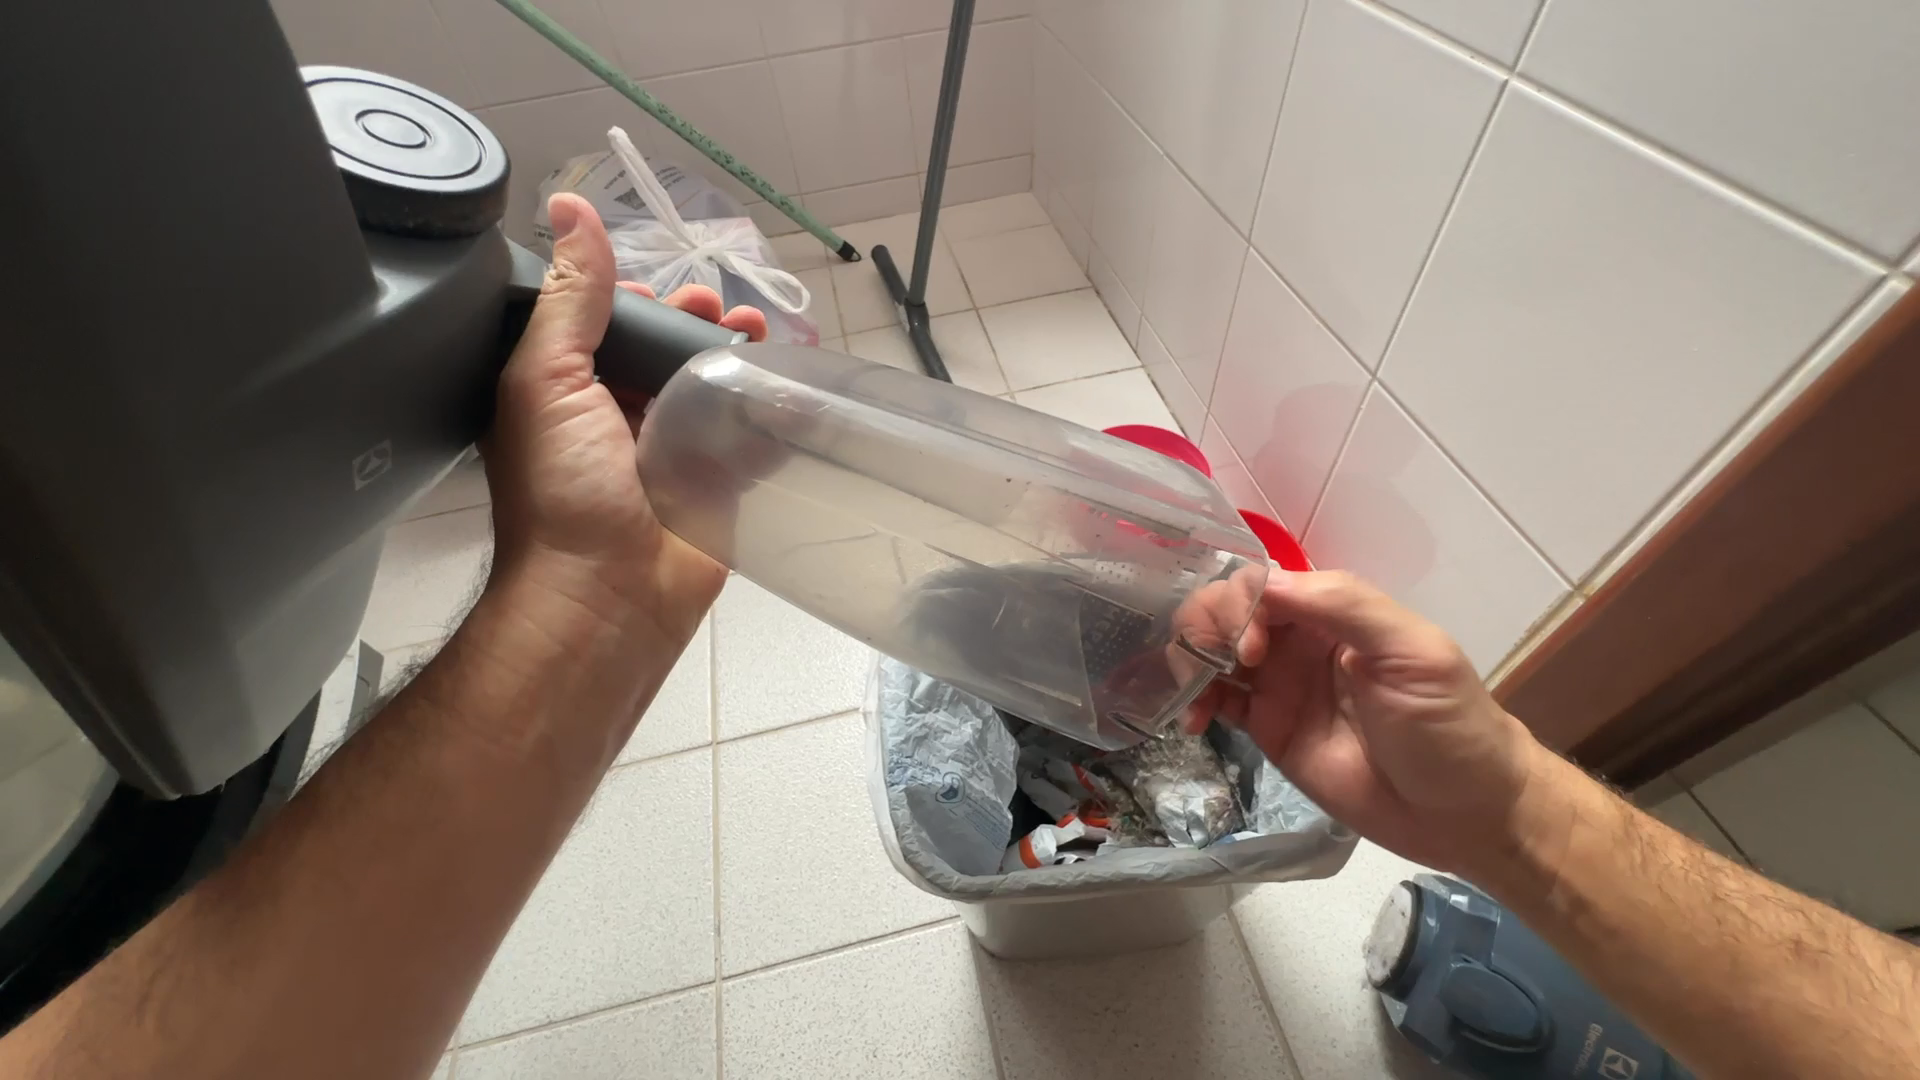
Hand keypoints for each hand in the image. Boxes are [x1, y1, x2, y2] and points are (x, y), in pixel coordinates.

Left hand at [483, 193, 765, 641]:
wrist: (610, 595)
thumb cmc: (565, 490)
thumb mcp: (548, 380)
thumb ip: (573, 302)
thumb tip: (572, 210)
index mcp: (574, 394)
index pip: (614, 332)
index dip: (644, 305)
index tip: (674, 293)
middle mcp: (624, 421)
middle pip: (671, 358)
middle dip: (702, 329)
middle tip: (728, 315)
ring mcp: (676, 456)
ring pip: (716, 393)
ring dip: (743, 363)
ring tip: (765, 341)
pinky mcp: (720, 487)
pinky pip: (752, 441)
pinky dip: (775, 415)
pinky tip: (796, 393)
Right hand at [1184, 570, 1550, 875]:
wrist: (1463, 816)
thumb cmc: (1448, 726)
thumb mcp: (1414, 653)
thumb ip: (1345, 606)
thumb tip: (1264, 581)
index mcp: (1329, 612)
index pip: (1260, 584)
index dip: (1238, 606)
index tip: (1248, 649)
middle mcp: (1294, 639)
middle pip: (1224, 611)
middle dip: (1204, 629)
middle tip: (1211, 670)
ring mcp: (1275, 683)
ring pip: (1210, 650)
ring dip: (1188, 661)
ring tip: (1193, 697)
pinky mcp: (1264, 725)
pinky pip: (1214, 700)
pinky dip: (1193, 701)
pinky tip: (1193, 721)